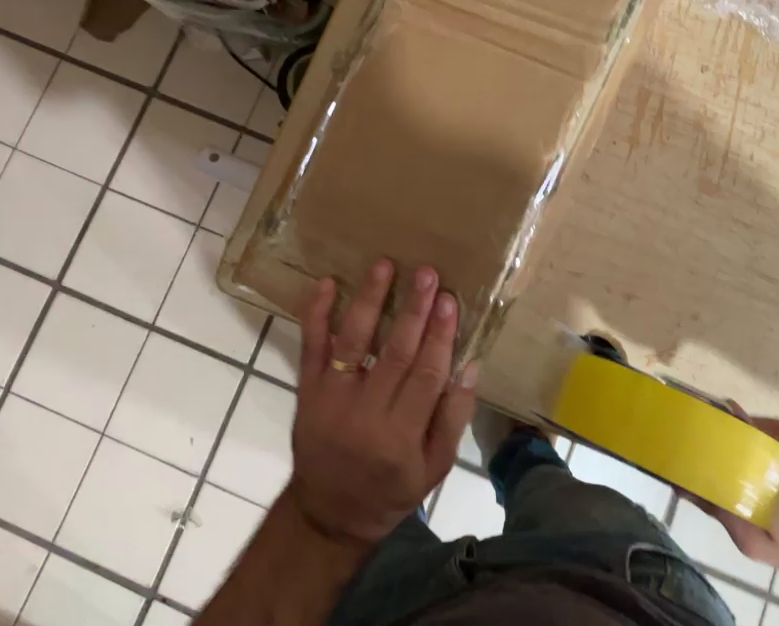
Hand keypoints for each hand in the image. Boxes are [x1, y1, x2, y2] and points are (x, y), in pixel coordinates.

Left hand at [287, 259, 478, 546]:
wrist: (329, 513)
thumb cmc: (391, 489)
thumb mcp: (434, 468)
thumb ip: (453, 418)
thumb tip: (470, 366)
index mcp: (401, 436)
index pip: (426, 376)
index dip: (440, 336)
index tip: (450, 301)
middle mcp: (365, 414)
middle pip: (394, 353)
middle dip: (413, 311)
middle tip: (427, 274)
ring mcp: (332, 399)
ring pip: (352, 342)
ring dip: (368, 301)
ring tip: (383, 266)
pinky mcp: (308, 390)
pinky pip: (310, 347)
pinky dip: (315, 315)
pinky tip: (324, 284)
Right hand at [696, 414, 778, 581]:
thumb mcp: (761, 544)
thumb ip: (722, 512)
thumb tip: (685, 487)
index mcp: (761, 455)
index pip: (714, 430)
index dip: (696, 438)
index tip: (682, 451)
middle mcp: (776, 432)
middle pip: (732, 426)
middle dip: (717, 442)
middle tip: (708, 467)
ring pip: (754, 428)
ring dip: (743, 445)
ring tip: (738, 472)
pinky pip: (776, 432)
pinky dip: (765, 445)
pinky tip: (768, 470)